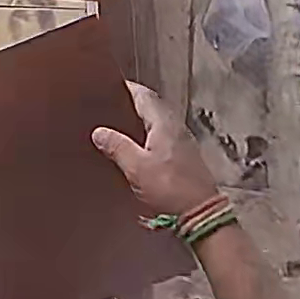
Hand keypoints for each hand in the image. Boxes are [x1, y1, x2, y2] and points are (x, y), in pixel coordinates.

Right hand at [92, 81, 223, 214]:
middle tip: (114, 102)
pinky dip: (149, 134)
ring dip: (142, 119)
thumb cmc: (169, 188)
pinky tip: (138, 146)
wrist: (201, 214)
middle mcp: (176, 129)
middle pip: (154, 107)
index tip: (114, 84)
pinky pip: (163, 137)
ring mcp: (183, 144)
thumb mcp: (136, 167)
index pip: (145, 97)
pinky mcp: (184, 158)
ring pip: (159, 122)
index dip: (130, 88)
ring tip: (121, 123)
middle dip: (135, 102)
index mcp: (164, 125)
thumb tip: (99, 131)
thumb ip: (117, 146)